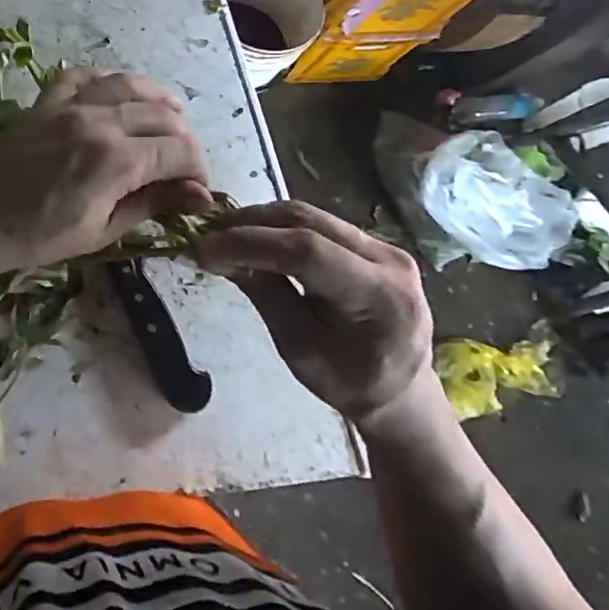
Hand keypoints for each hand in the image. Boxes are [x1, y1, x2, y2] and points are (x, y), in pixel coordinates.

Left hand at [0, 68, 213, 283]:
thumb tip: (199, 196)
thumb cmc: (38, 238)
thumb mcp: (102, 230)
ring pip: (130, 85)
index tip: (197, 189)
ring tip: (171, 115)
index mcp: (116, 160)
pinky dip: (107, 80)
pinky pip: (83, 76)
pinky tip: (116, 93)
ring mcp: (70, 106)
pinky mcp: (45, 103)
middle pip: (164, 116)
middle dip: (185, 139)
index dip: (199, 169)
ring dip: (158, 100)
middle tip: (183, 165)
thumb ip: (152, 204)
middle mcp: (99, 122)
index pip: (181, 150)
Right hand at [199, 201, 433, 427]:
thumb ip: (265, 296)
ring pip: (314, 217)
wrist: (402, 393)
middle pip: (310, 222)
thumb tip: (219, 255)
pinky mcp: (376, 245)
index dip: (252, 243)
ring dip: (264, 221)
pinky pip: (322, 225)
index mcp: (380, 297)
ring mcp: (387, 248)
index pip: (307, 252)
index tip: (206, 248)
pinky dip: (283, 228)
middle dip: (252, 224)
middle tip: (208, 232)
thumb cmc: (351, 384)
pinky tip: (255, 237)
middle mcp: (390, 260)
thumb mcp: (300, 350)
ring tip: (224, 232)